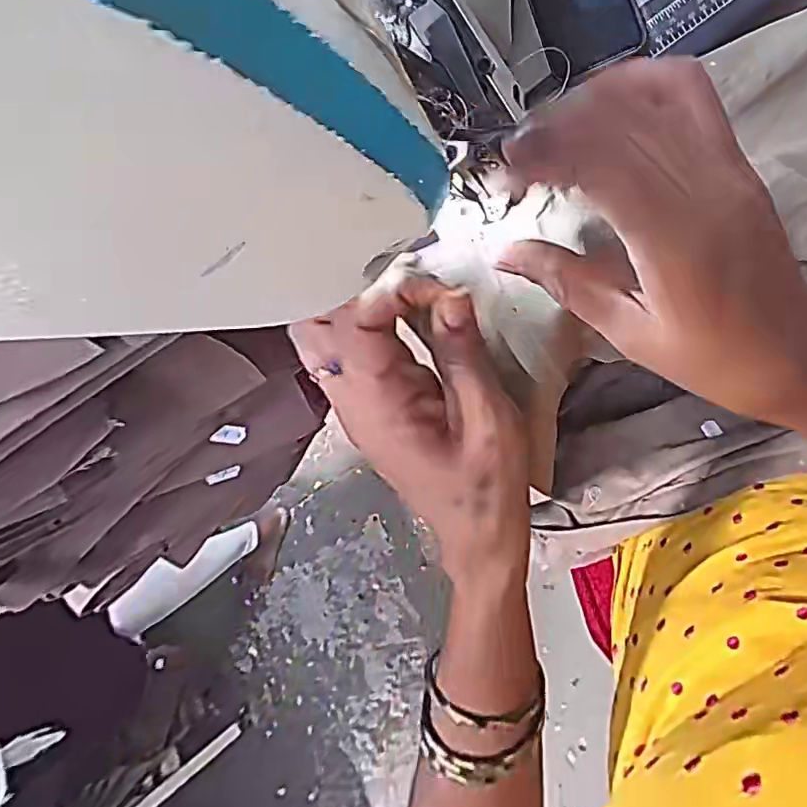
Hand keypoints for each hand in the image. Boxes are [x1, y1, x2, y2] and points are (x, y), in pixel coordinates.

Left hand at [291, 279, 530, 582]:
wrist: (477, 533)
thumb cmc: (485, 486)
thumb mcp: (488, 417)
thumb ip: (463, 352)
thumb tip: (451, 296)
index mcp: (377, 404)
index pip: (356, 322)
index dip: (394, 288)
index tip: (440, 287)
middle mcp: (352, 399)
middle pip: (318, 322)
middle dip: (358, 286)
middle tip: (409, 273)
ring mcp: (355, 402)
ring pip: (326, 332)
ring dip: (360, 301)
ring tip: (407, 285)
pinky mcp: (371, 402)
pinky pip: (352, 347)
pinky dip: (372, 318)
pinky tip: (406, 309)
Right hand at [499, 58, 806, 438]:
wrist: (797, 354)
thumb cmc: (714, 358)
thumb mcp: (632, 333)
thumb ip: (568, 282)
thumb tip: (508, 252)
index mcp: (674, 239)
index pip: (598, 160)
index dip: (543, 152)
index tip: (508, 169)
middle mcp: (705, 187)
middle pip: (620, 119)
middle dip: (556, 125)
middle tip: (523, 156)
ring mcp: (728, 167)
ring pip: (655, 94)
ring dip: (596, 98)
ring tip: (561, 129)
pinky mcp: (739, 162)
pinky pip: (693, 96)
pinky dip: (645, 86)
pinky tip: (615, 111)